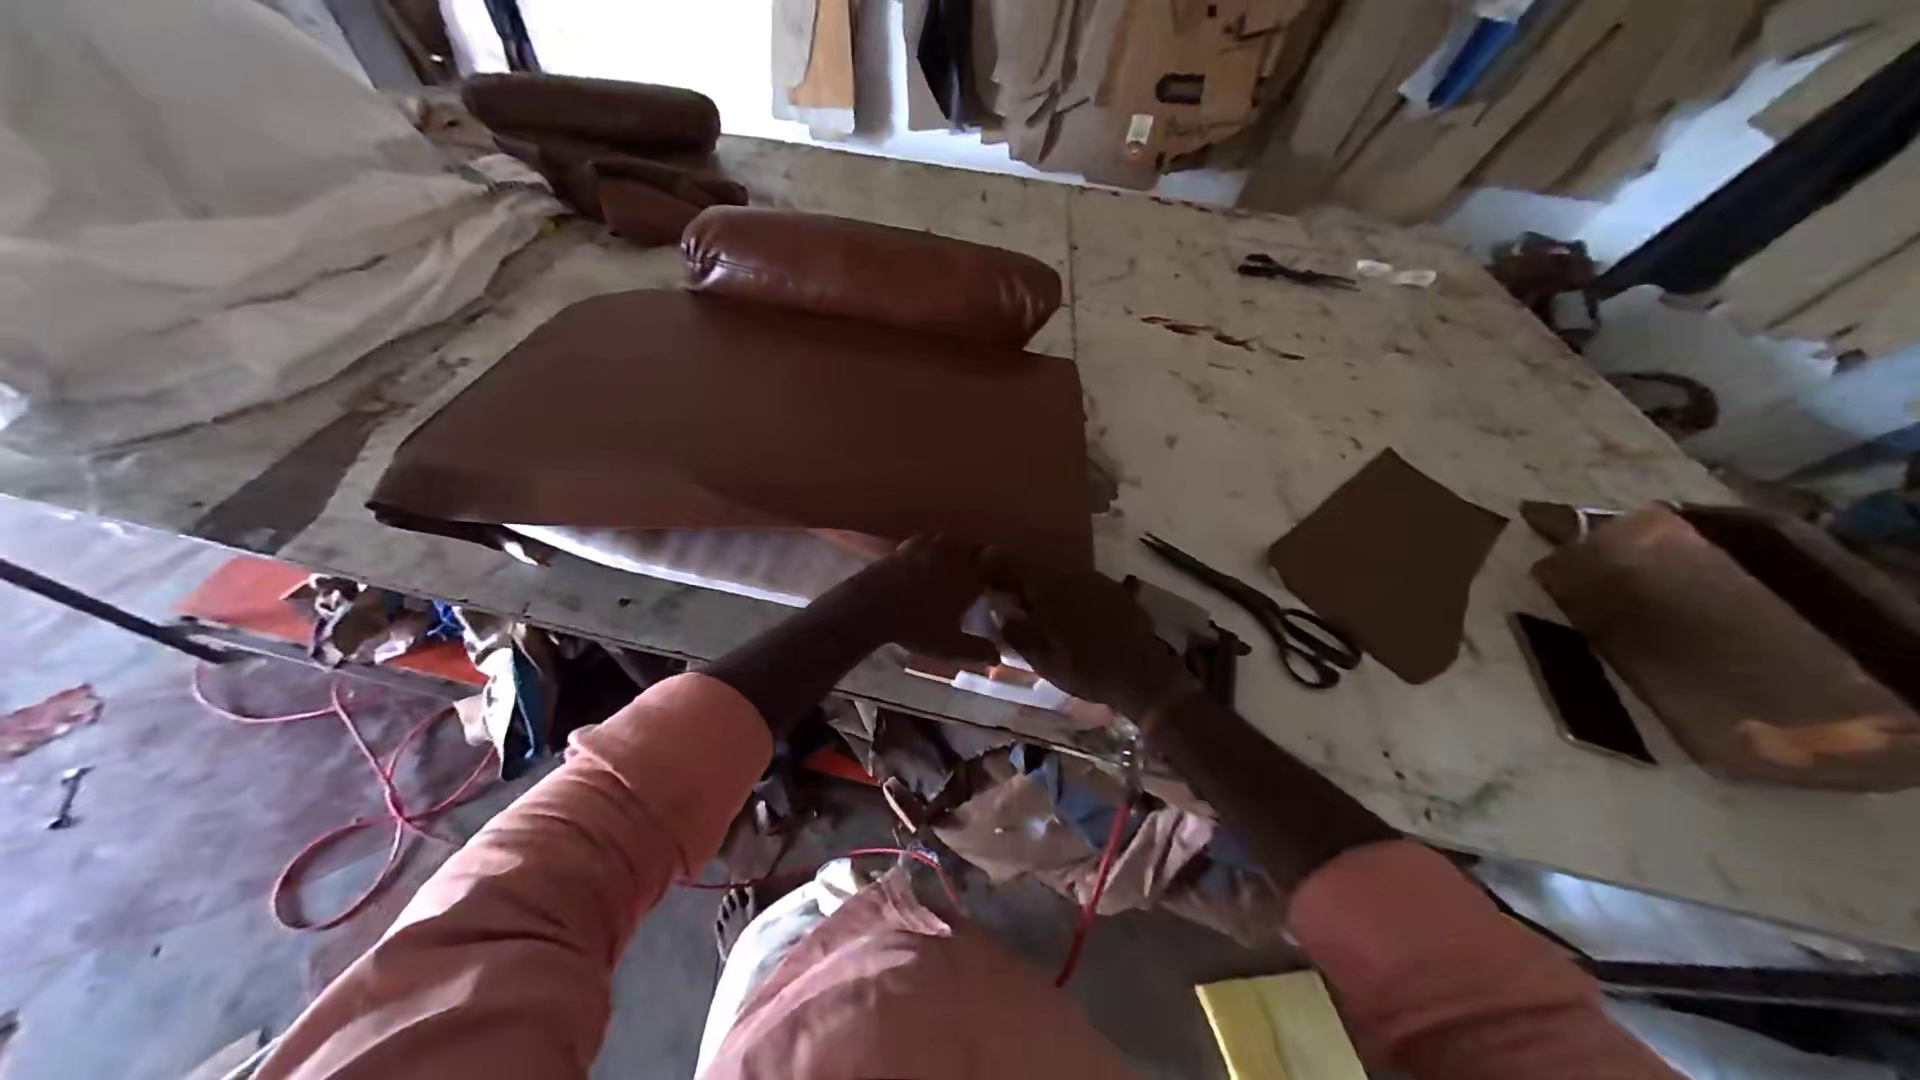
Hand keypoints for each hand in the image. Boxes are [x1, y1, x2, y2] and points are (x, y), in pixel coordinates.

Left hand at [826, 535, 997, 663]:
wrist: (872, 606)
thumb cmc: (916, 626)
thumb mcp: (950, 646)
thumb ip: (977, 650)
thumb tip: (997, 657)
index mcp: (970, 575)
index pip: (996, 558)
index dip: (1001, 566)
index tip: (999, 579)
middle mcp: (953, 555)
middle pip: (974, 547)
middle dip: (978, 560)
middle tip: (974, 578)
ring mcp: (927, 547)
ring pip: (950, 540)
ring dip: (954, 551)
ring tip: (950, 568)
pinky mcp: (905, 546)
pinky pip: (925, 541)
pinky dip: (929, 548)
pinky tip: (923, 561)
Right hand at [985, 550, 1197, 719]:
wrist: (1142, 675)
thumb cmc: (1084, 668)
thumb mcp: (1041, 658)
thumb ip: (1018, 634)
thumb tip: (1004, 617)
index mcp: (1047, 587)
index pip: (1013, 565)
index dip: (994, 562)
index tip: (979, 559)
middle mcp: (1072, 575)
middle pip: (1038, 566)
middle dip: (1020, 573)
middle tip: (1007, 585)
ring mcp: (1099, 582)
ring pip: (1064, 574)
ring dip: (1048, 581)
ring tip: (1038, 597)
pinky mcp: (1119, 594)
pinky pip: (1087, 586)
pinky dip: (1074, 593)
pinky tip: (1076, 607)